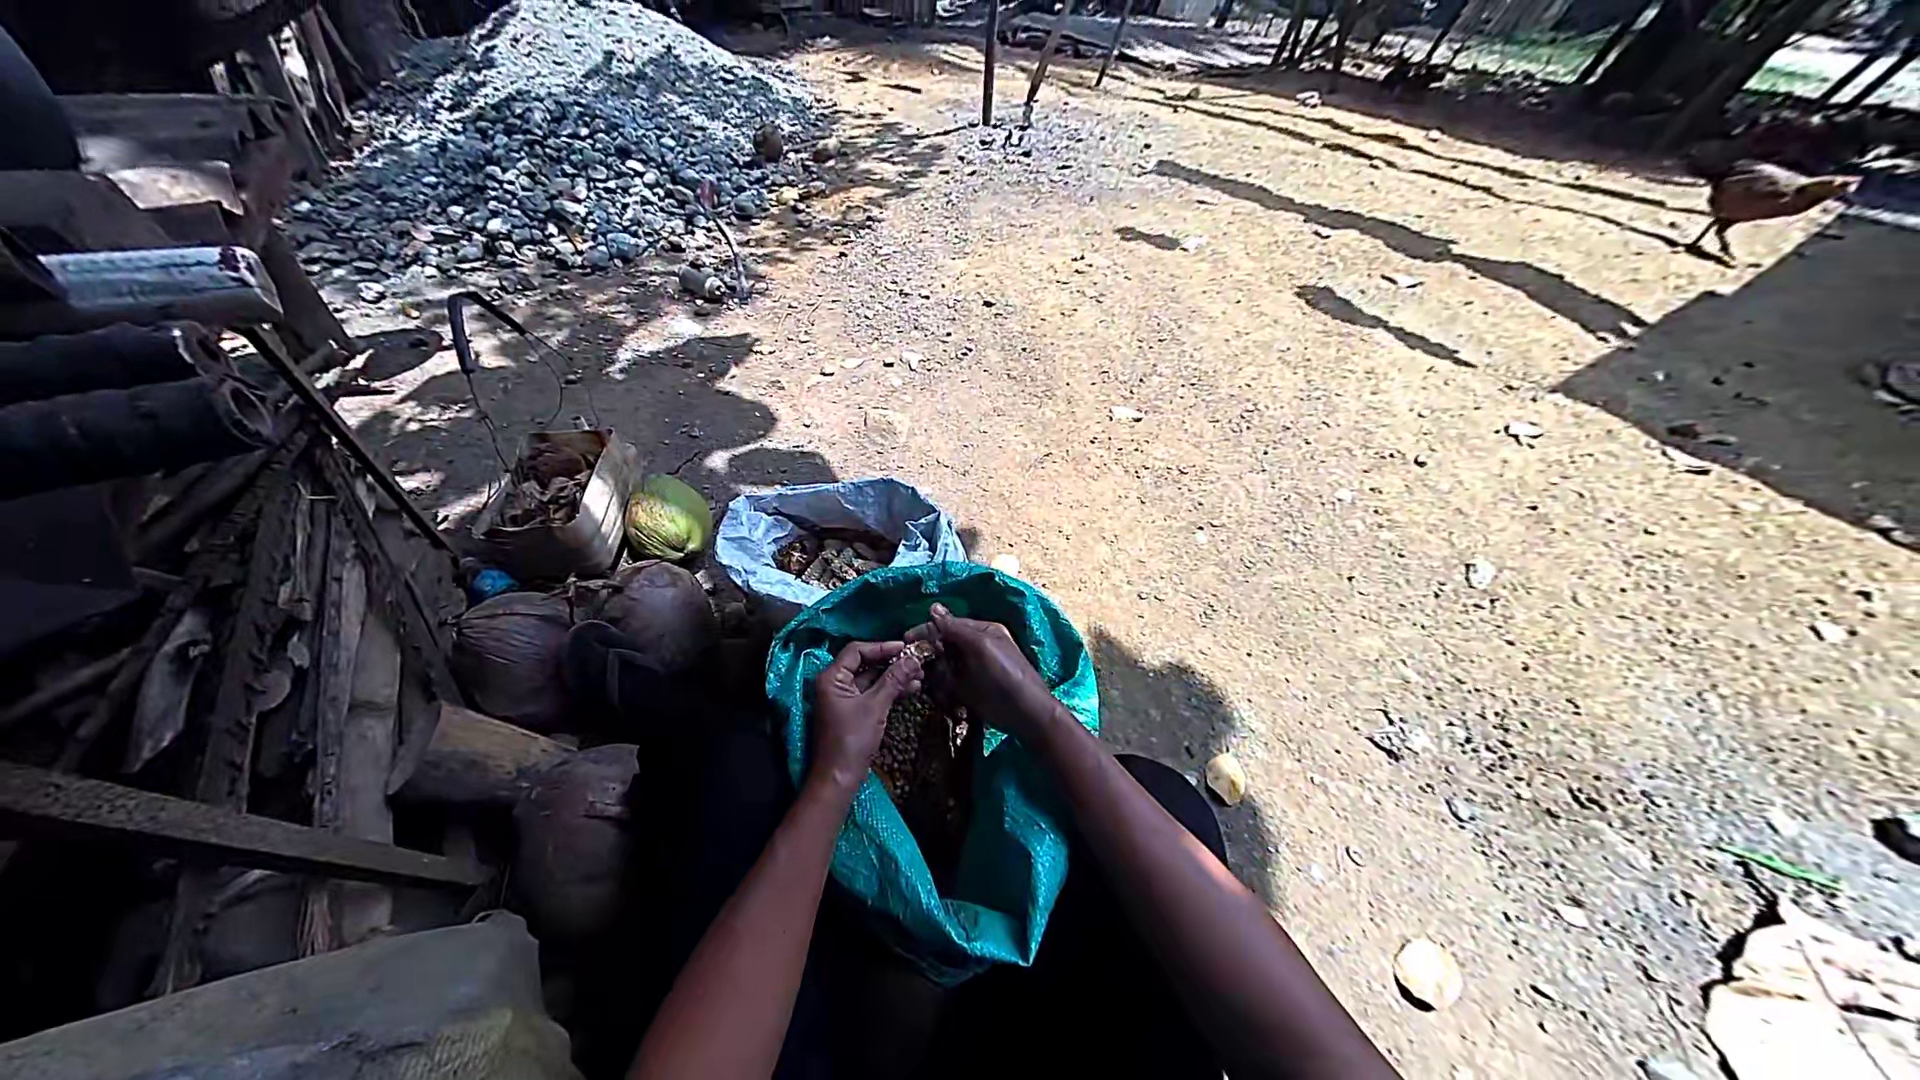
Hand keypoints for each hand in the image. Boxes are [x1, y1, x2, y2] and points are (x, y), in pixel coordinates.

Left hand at [810, 641, 923, 794]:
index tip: (905, 648)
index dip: (882, 647)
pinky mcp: (853, 711)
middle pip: (865, 663)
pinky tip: (910, 689)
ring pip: (871, 679)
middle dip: (892, 662)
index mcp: (832, 677)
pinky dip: (889, 690)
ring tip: (919, 677)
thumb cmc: (852, 740)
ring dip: (894, 677)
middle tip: (916, 661)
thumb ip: (894, 680)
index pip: (857, 651)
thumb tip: (913, 658)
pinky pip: (872, 693)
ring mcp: (844, 698)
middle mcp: (835, 684)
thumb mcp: (875, 706)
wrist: (839, 778)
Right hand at [905, 604, 1064, 740]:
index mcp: (981, 632)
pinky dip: (940, 689)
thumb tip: (933, 607)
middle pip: (942, 645)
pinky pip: (946, 685)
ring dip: (932, 674)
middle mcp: (974, 648)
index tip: (906, 639)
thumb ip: (957, 628)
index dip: (927, 630)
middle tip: (913, 665)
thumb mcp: (982, 646)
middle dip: (927, 654)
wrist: (1025, 714)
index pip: (949, 625)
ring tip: (926, 682)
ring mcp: (970, 670)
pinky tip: (940, 695)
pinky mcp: (966, 691)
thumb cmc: (1007, 674)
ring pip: (941, 666)